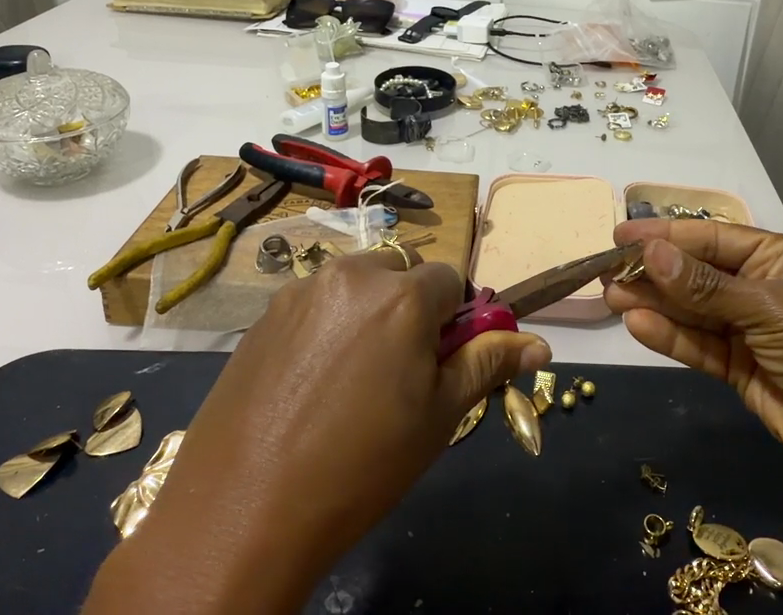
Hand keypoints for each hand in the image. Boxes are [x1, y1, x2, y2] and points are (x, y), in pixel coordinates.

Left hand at [100, 250, 547, 612]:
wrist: (242, 510)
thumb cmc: (361, 465)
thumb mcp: (438, 417)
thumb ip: (487, 364)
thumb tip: (540, 344)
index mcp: (402, 296)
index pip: (451, 278)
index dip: (456, 317)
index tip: (444, 359)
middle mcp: (350, 276)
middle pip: (399, 273)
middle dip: (410, 307)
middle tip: (399, 371)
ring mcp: (298, 293)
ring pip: (353, 286)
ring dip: (367, 314)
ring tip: (350, 383)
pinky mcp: (261, 317)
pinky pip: (313, 306)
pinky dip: (325, 329)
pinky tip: (310, 386)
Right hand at [604, 219, 782, 486]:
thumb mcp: (767, 306)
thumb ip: (704, 285)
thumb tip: (650, 254)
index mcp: (776, 257)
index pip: (711, 237)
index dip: (666, 235)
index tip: (621, 236)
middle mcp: (758, 287)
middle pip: (696, 273)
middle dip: (654, 271)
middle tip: (606, 271)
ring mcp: (747, 329)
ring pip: (691, 310)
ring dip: (654, 303)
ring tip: (610, 296)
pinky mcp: (738, 368)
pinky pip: (697, 345)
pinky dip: (669, 336)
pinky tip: (637, 325)